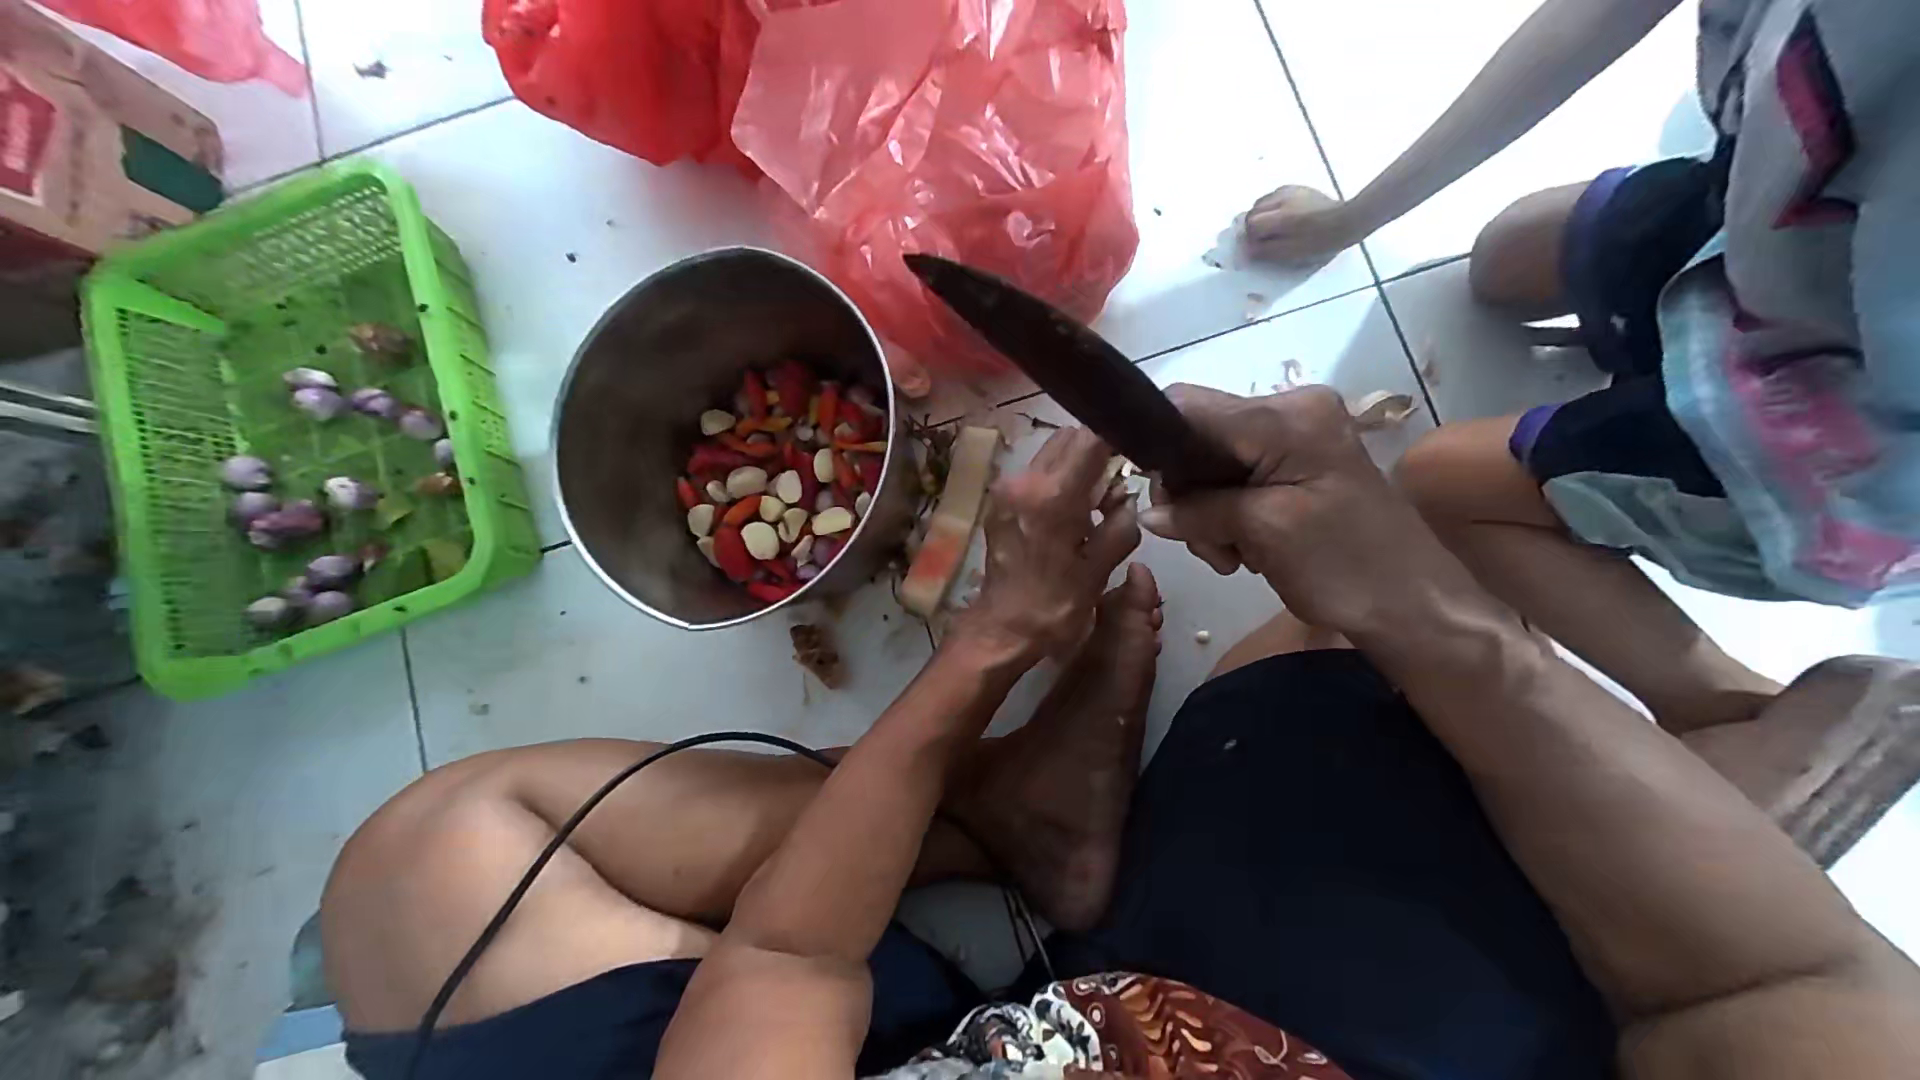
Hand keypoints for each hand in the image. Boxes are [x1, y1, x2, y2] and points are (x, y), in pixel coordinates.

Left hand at [959, 427, 1139, 662]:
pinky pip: (1036, 472)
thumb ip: (1120, 523)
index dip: (1116, 440)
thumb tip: (1126, 497)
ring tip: (1093, 502)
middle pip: (1069, 438)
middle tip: (1114, 486)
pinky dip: (1057, 479)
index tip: (1135, 452)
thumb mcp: (1100, 570)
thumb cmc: (1054, 605)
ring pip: (1051, 452)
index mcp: (1052, 497)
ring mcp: (1006, 489)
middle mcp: (1024, 482)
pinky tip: (1069, 511)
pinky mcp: (999, 500)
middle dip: (1096, 452)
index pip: (1090, 440)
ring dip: (1076, 465)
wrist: (1003, 628)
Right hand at [1140, 384, 1477, 634]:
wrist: (1413, 605)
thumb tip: (1148, 513)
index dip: (1157, 443)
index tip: (1152, 495)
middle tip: (1202, 541)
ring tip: (1230, 554)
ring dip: (1205, 511)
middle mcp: (1289, 411)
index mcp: (1286, 416)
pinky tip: (1243, 547)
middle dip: (1187, 491)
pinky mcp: (1294, 464)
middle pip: (1196, 436)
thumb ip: (1198, 510)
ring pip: (1209, 463)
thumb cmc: (1346, 566)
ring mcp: (1293, 437)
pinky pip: (1232, 479)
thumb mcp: (1263, 531)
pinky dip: (1224, 514)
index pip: (1188, 405)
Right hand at [1244, 186, 1364, 262]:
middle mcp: (1282, 199)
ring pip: (1261, 202)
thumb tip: (1246, 248)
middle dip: (1253, 226)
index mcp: (1281, 216)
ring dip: (1261, 216)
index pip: (1251, 223)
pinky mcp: (1296, 188)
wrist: (1346, 221)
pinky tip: (1281, 216)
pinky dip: (1271, 207)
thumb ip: (1265, 250)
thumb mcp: (1291, 252)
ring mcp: (1289, 191)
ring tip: (1273, 227)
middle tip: (1264, 238)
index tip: (1259, 247)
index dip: (1251, 237)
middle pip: (1253, 211)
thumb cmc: (1319, 241)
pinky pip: (1273, 196)